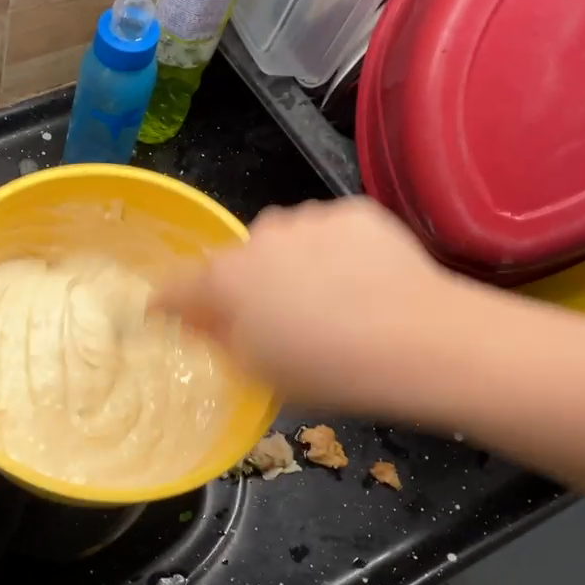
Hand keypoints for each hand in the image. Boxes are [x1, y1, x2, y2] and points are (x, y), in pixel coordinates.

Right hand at [156, 198, 496, 420]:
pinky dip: (333, 254)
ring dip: (288, 266)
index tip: (163, 312)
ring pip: (282, 242)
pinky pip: (327, 233)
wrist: (421, 342)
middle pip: (235, 263)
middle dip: (243, 287)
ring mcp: (308, 220)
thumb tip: (200, 322)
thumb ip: (218, 340)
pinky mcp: (354, 212)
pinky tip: (360, 284)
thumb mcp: (258, 372)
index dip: (166, 302)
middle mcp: (258, 239)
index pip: (176, 287)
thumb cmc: (326, 368)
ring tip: (326, 301)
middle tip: (271, 321)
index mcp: (225, 280)